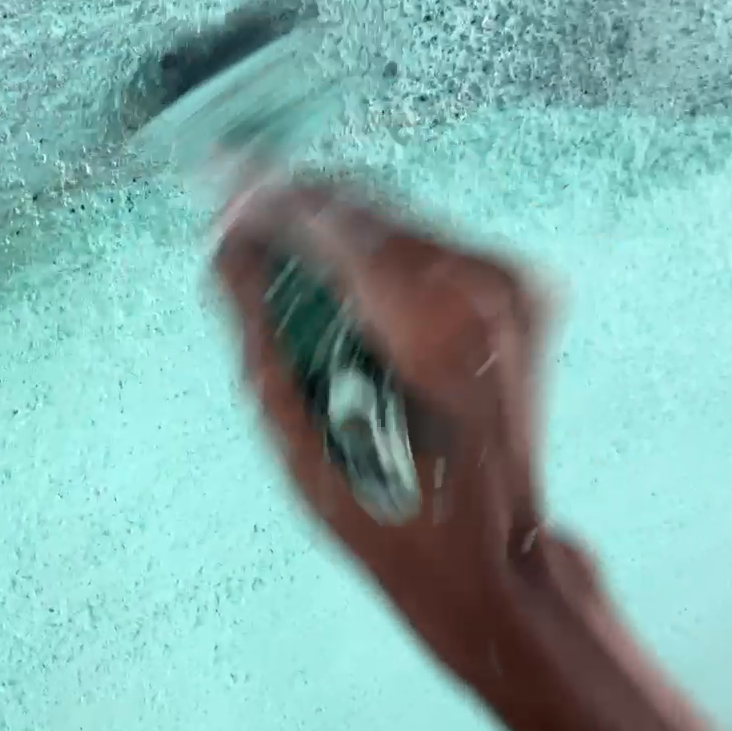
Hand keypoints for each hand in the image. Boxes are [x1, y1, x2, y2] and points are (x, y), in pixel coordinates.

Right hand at [212, 180, 574, 681]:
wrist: (492, 550)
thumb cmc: (383, 501)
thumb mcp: (292, 418)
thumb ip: (254, 316)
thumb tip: (224, 245)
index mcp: (431, 317)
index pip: (328, 214)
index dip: (261, 193)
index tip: (214, 180)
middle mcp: (484, 283)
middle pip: (358, 204)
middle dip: (286, 203)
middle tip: (230, 219)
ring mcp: (511, 282)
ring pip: (386, 214)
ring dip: (319, 223)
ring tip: (266, 244)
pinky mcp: (518, 288)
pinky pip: (415, 238)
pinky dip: (358, 243)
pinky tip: (322, 269)